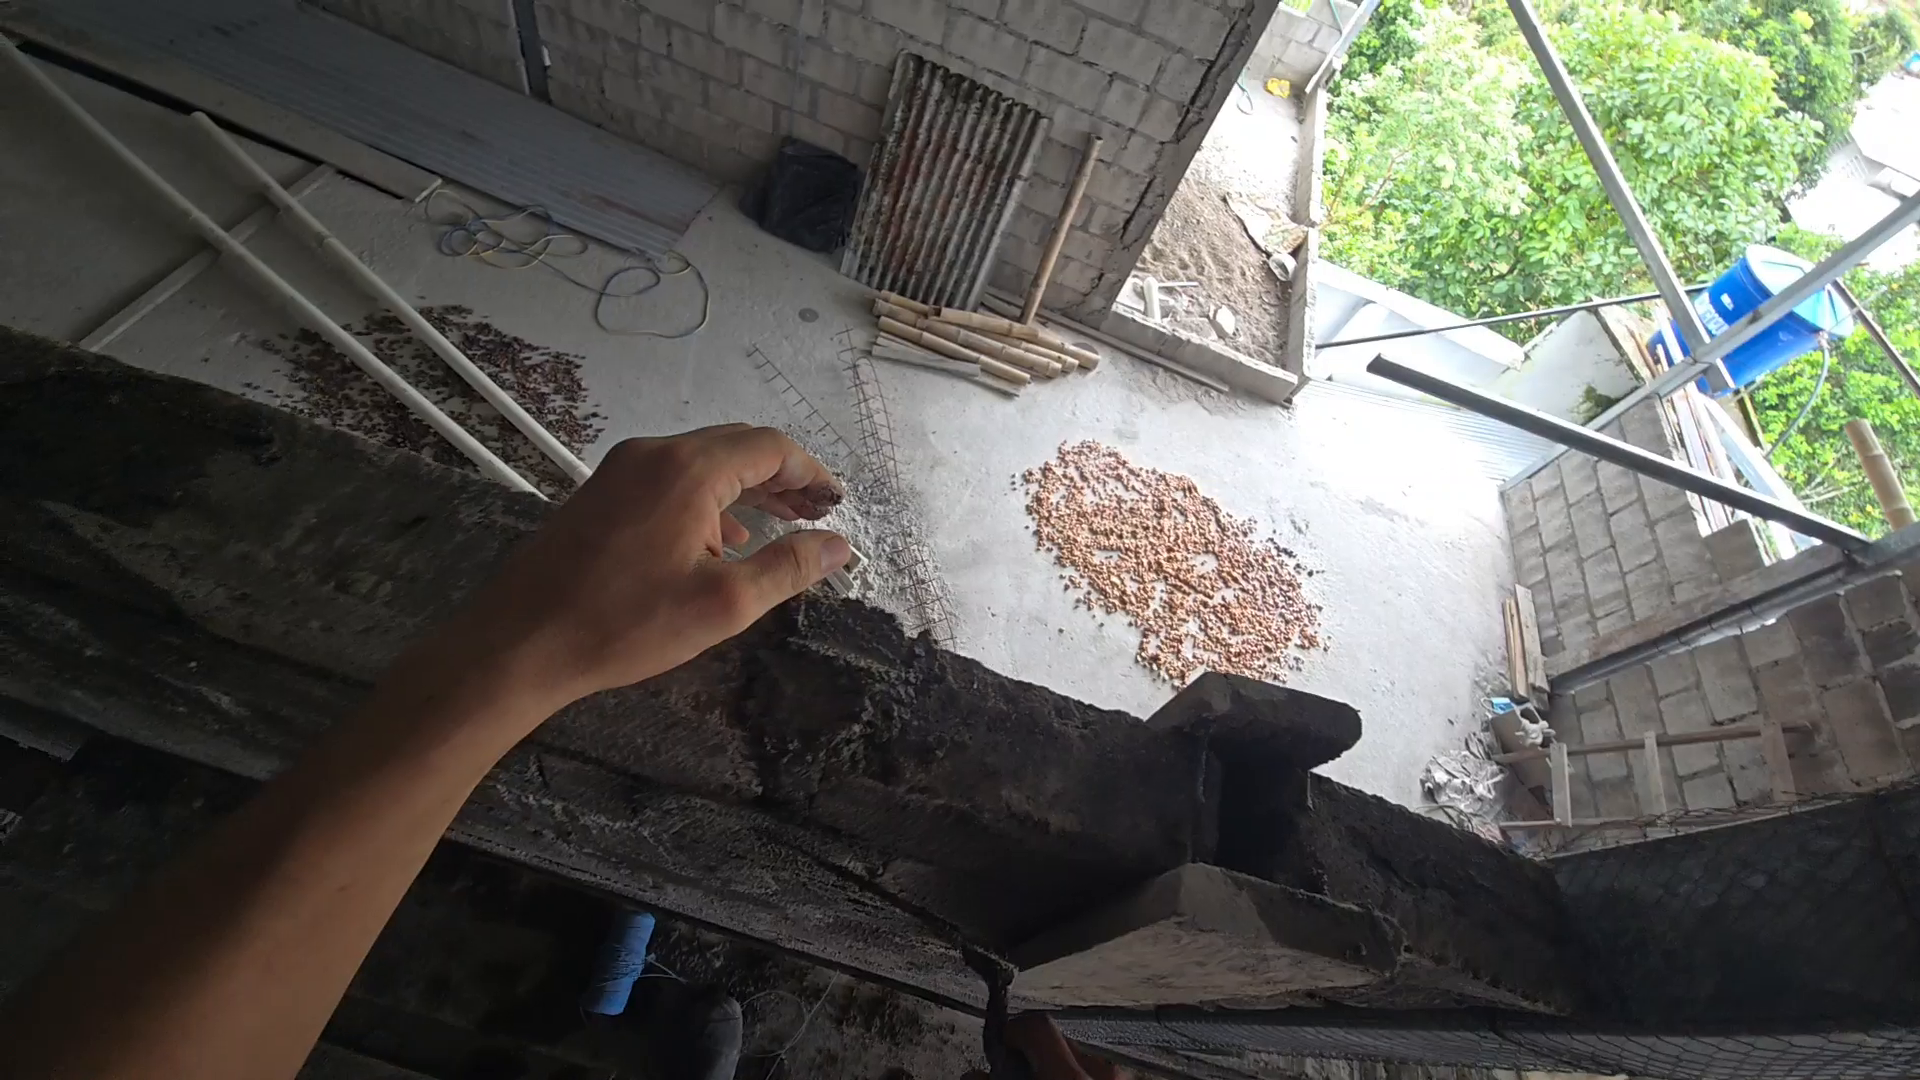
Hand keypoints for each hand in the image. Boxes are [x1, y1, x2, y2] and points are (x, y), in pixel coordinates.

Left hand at [444, 424, 851, 718]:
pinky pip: (674, 479)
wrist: (517, 643)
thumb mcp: (724, 602)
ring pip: (706, 462)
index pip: (771, 448)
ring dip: (750, 487)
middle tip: (817, 513)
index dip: (812, 472)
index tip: (836, 504)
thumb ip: (789, 567)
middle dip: (785, 477)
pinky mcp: (605, 492)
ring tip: (783, 521)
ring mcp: (624, 469)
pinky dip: (712, 497)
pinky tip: (724, 538)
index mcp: (689, 469)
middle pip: (739, 447)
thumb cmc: (627, 623)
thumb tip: (839, 545)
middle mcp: (656, 453)